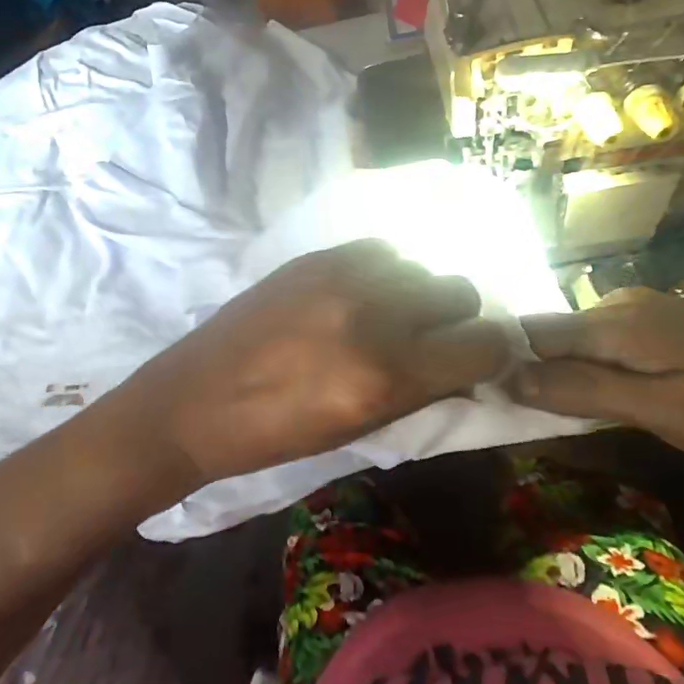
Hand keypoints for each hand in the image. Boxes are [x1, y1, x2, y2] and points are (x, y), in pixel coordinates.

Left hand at [113, 239, 509, 488]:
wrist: (195, 400)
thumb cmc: (277, 434)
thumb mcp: (361, 428)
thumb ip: (422, 393)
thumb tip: (467, 367)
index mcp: (388, 374)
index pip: (485, 343)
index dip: (488, 354)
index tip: (473, 360)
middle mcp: (374, 315)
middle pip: (460, 290)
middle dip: (457, 318)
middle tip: (430, 338)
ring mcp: (341, 276)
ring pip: (420, 265)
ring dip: (417, 292)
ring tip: (387, 315)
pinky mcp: (313, 257)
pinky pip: (379, 249)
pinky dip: (382, 271)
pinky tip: (358, 293)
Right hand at [514, 288, 683, 475]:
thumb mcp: (664, 412)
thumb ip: (584, 390)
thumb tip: (508, 376)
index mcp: (619, 319)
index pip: (531, 332)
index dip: (506, 363)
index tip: (489, 402)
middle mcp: (623, 303)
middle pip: (551, 335)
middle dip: (532, 372)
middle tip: (527, 422)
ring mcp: (644, 311)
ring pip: (575, 341)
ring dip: (561, 375)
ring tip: (560, 417)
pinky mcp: (661, 327)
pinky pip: (602, 344)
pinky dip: (591, 371)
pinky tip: (602, 400)